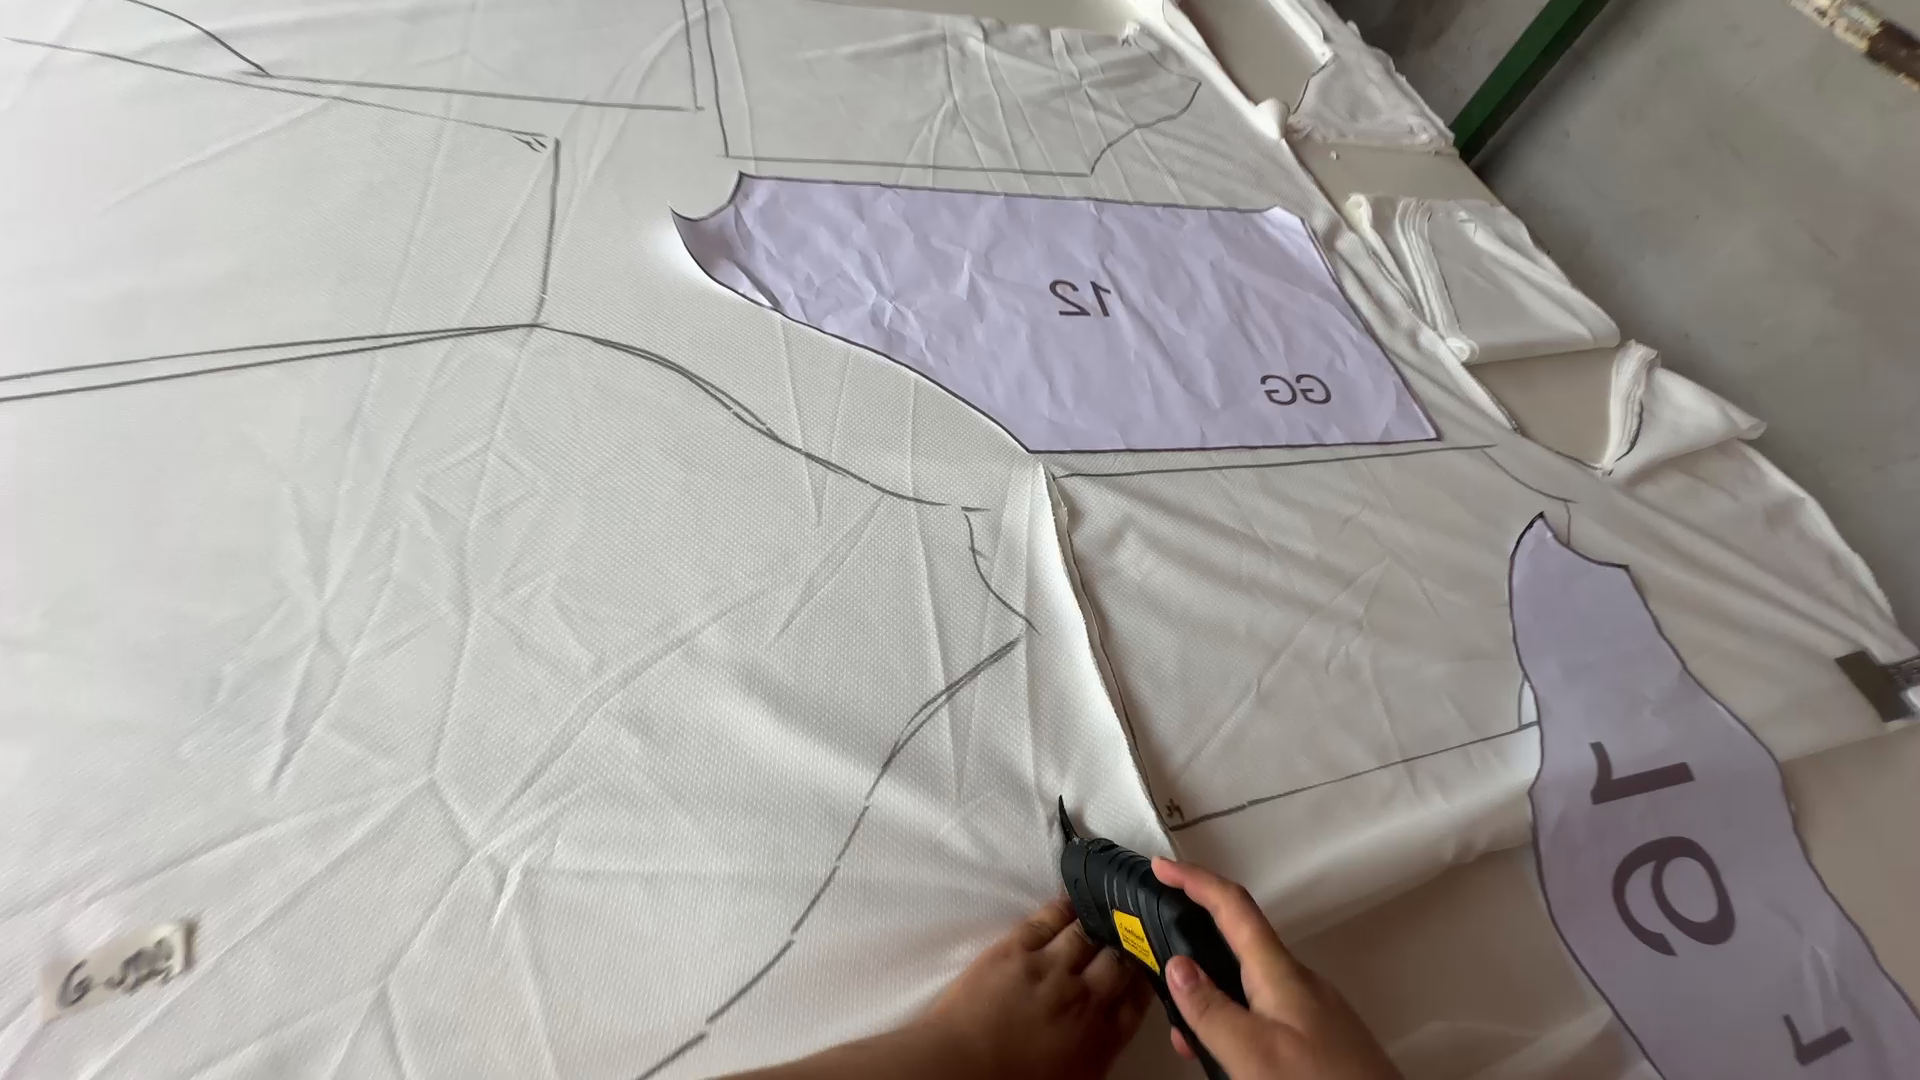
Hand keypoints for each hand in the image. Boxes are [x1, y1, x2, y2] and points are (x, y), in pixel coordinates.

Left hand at [917, 897, 1154, 1079]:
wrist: (961, 1069)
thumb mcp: (1075, 1075)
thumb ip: (1098, 1044)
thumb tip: (1110, 1021)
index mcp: (1099, 1038)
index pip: (1137, 1000)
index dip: (1147, 977)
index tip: (1151, 962)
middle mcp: (1083, 998)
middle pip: (1118, 960)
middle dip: (1129, 943)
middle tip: (1135, 927)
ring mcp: (1050, 967)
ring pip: (1086, 933)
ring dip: (1099, 920)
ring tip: (1108, 905)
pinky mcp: (1018, 947)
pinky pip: (1049, 917)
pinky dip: (1065, 904)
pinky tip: (1073, 895)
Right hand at [1152, 859, 1403, 1079]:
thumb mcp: (1253, 1054)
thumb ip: (1210, 1010)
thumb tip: (1177, 965)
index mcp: (1281, 972)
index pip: (1232, 904)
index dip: (1194, 879)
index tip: (1161, 866)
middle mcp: (1299, 983)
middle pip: (1237, 944)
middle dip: (1195, 949)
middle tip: (1161, 970)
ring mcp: (1315, 1014)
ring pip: (1250, 988)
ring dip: (1213, 1001)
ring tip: (1189, 1038)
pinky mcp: (1323, 1043)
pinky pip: (1267, 1016)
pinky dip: (1237, 1025)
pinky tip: (1230, 1060)